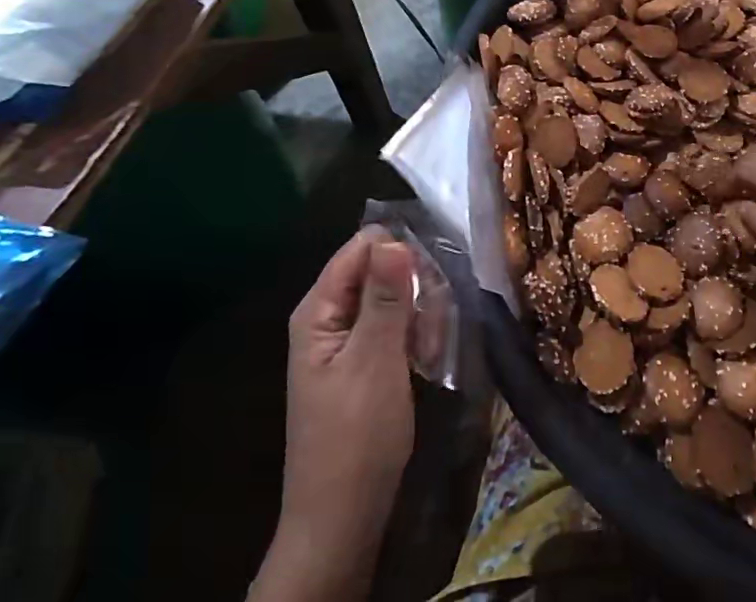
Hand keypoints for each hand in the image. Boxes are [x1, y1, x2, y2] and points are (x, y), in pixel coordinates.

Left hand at [279, 226, 417, 551]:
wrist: (343, 516)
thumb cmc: (357, 436)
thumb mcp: (375, 360)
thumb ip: (385, 297)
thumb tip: (394, 238)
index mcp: (319, 310)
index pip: (361, 249)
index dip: (400, 253)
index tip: (435, 278)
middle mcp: (330, 316)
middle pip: (380, 272)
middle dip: (416, 291)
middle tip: (435, 328)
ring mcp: (349, 340)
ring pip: (395, 301)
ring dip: (421, 319)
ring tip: (433, 353)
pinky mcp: (367, 361)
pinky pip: (396, 329)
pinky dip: (416, 340)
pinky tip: (430, 363)